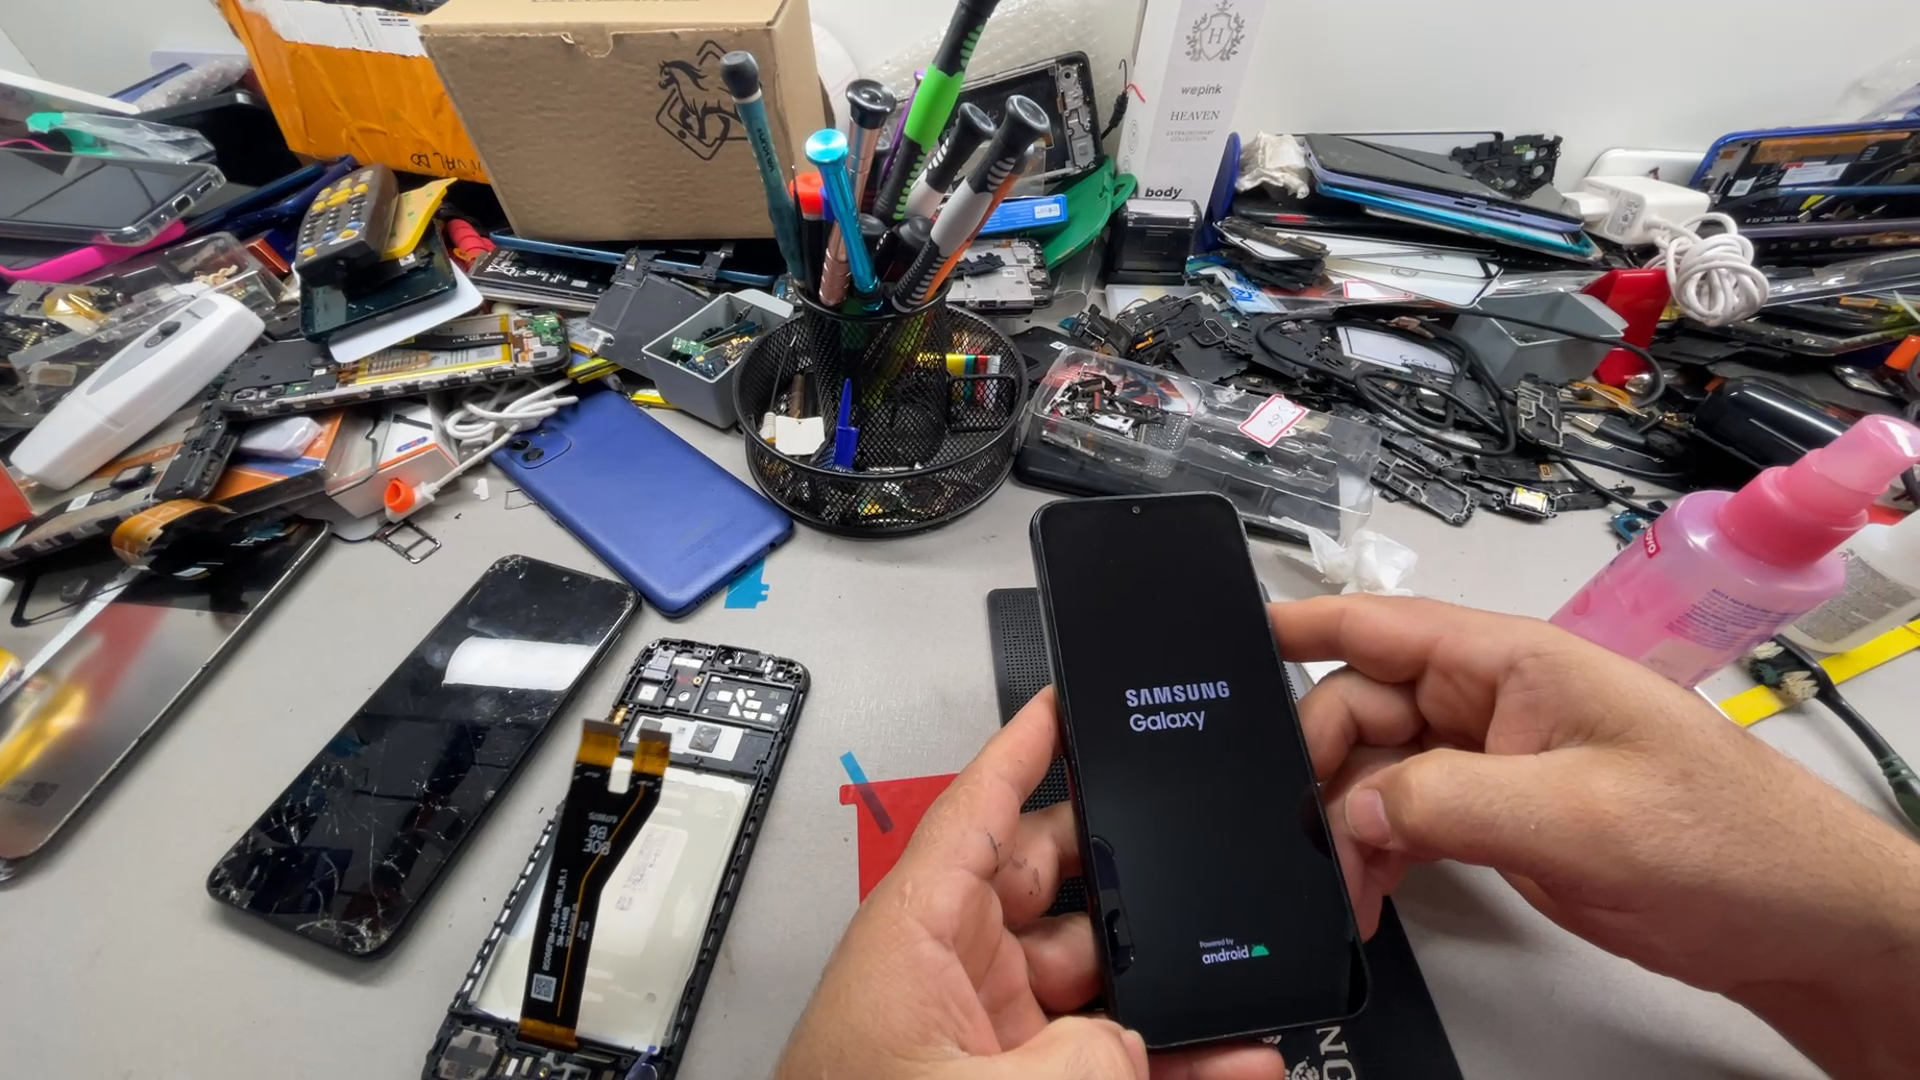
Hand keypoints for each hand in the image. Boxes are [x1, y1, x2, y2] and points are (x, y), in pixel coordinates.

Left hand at [776, 688, 1284, 1079]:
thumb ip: (1068, 1062)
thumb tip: (1130, 1045)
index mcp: (920, 927)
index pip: (976, 807)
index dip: (1022, 747)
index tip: (1062, 702)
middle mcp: (957, 954)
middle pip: (1051, 874)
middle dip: (1119, 861)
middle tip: (1185, 851)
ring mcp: (993, 1013)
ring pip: (1091, 963)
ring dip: (1157, 973)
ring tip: (1225, 971)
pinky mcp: (1019, 1064)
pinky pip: (1102, 1038)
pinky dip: (1160, 1047)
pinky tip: (1222, 1053)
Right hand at [1275, 594, 1919, 1076]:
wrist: (1810, 935)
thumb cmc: (1726, 846)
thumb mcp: (1580, 818)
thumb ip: (1445, 801)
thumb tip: (1346, 809)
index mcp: (1504, 664)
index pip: (1379, 625)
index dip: (1302, 623)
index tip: (1237, 637)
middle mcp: (1479, 699)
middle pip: (1357, 708)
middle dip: (1323, 769)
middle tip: (1308, 832)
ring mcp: (1476, 754)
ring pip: (1369, 769)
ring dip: (1344, 823)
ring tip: (1341, 886)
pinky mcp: (1479, 807)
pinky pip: (1395, 812)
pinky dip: (1371, 848)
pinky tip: (1364, 889)